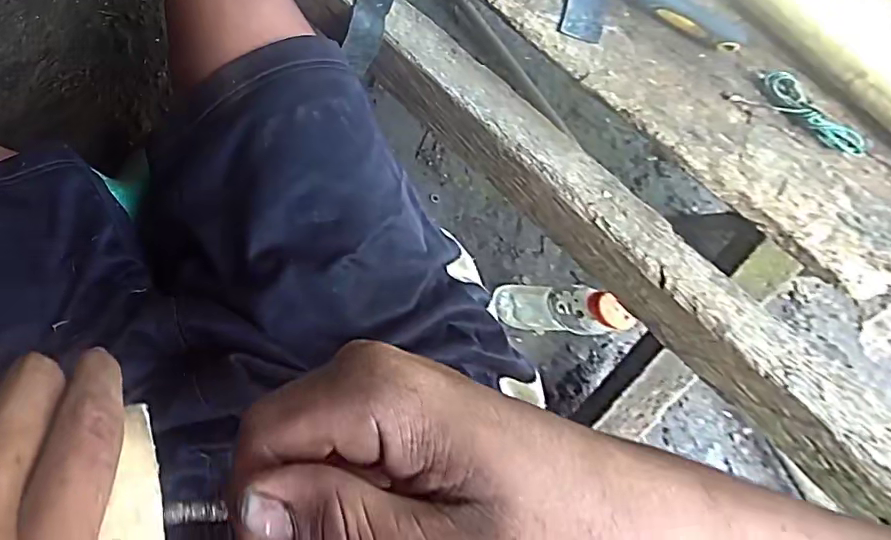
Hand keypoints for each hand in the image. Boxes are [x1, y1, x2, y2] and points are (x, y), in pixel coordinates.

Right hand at [230, 341, 890, 539]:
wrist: (642, 518)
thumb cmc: (554, 534)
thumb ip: (344, 518)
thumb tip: (248, 506)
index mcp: (369, 388)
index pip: (264, 432)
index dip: (255, 502)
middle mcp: (360, 366)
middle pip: (282, 435)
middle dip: (293, 504)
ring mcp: (377, 378)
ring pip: (306, 442)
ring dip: (321, 502)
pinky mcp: (393, 399)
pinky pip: (340, 442)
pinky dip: (348, 490)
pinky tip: (390, 523)